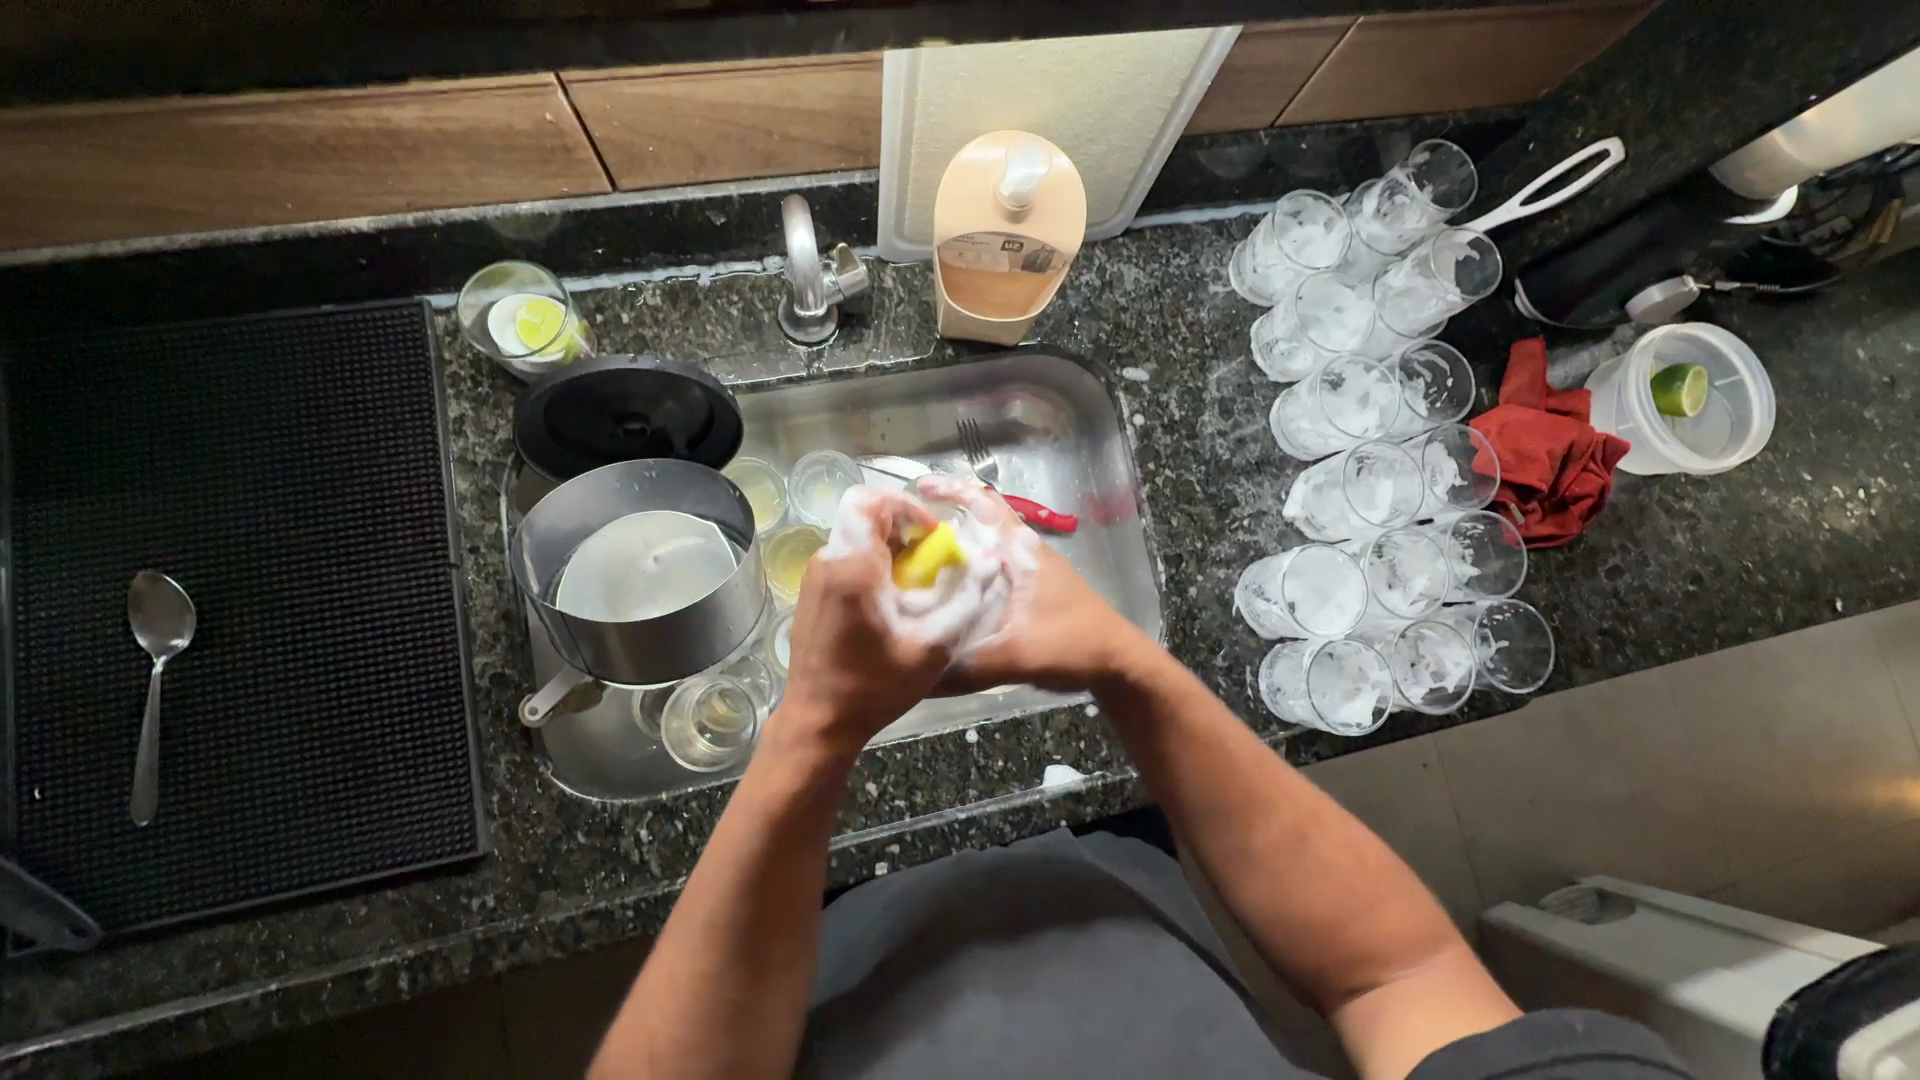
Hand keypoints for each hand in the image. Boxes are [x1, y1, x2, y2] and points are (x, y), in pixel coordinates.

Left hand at [772, 487, 1002, 759]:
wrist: (819, 721)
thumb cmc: (873, 686)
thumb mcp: (932, 647)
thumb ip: (966, 600)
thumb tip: (991, 562)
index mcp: (851, 566)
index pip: (867, 499)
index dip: (903, 504)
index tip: (929, 535)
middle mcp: (827, 561)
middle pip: (865, 516)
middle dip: (904, 530)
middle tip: (932, 562)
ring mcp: (815, 577)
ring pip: (856, 538)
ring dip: (891, 550)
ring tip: (917, 587)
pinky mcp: (813, 594)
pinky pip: (847, 560)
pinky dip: (875, 567)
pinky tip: (893, 605)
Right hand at [913, 475, 1146, 695]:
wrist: (1117, 663)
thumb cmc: (1074, 644)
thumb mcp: (1018, 655)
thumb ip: (968, 665)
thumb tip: (918, 676)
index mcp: (1021, 550)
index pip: (984, 502)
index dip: (951, 489)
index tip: (916, 489)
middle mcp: (1023, 553)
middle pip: (976, 524)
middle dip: (939, 525)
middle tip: (899, 539)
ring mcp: (1028, 572)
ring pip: (981, 551)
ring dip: (950, 553)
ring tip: (911, 567)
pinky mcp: (1029, 593)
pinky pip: (987, 575)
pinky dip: (964, 578)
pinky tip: (943, 599)